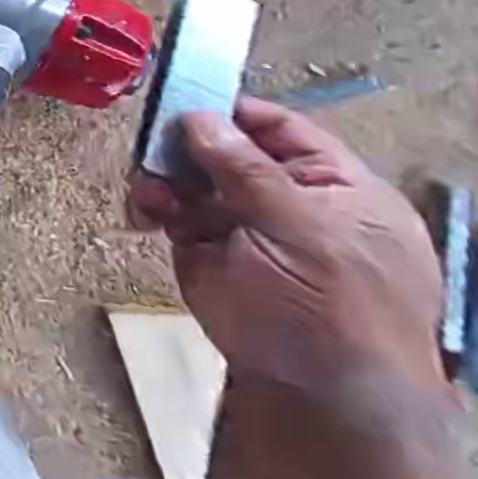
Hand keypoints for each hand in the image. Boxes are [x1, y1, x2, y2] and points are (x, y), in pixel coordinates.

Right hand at [127, 97, 447, 400]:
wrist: (308, 382)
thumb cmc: (331, 302)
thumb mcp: (302, 230)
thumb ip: (248, 171)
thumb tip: (198, 118)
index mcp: (331, 186)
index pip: (279, 127)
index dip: (232, 110)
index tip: (180, 96)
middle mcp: (281, 194)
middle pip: (218, 145)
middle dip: (180, 145)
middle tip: (149, 148)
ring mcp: (237, 216)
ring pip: (183, 172)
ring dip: (158, 176)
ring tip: (150, 195)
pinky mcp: (198, 237)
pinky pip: (162, 203)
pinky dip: (147, 203)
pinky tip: (145, 216)